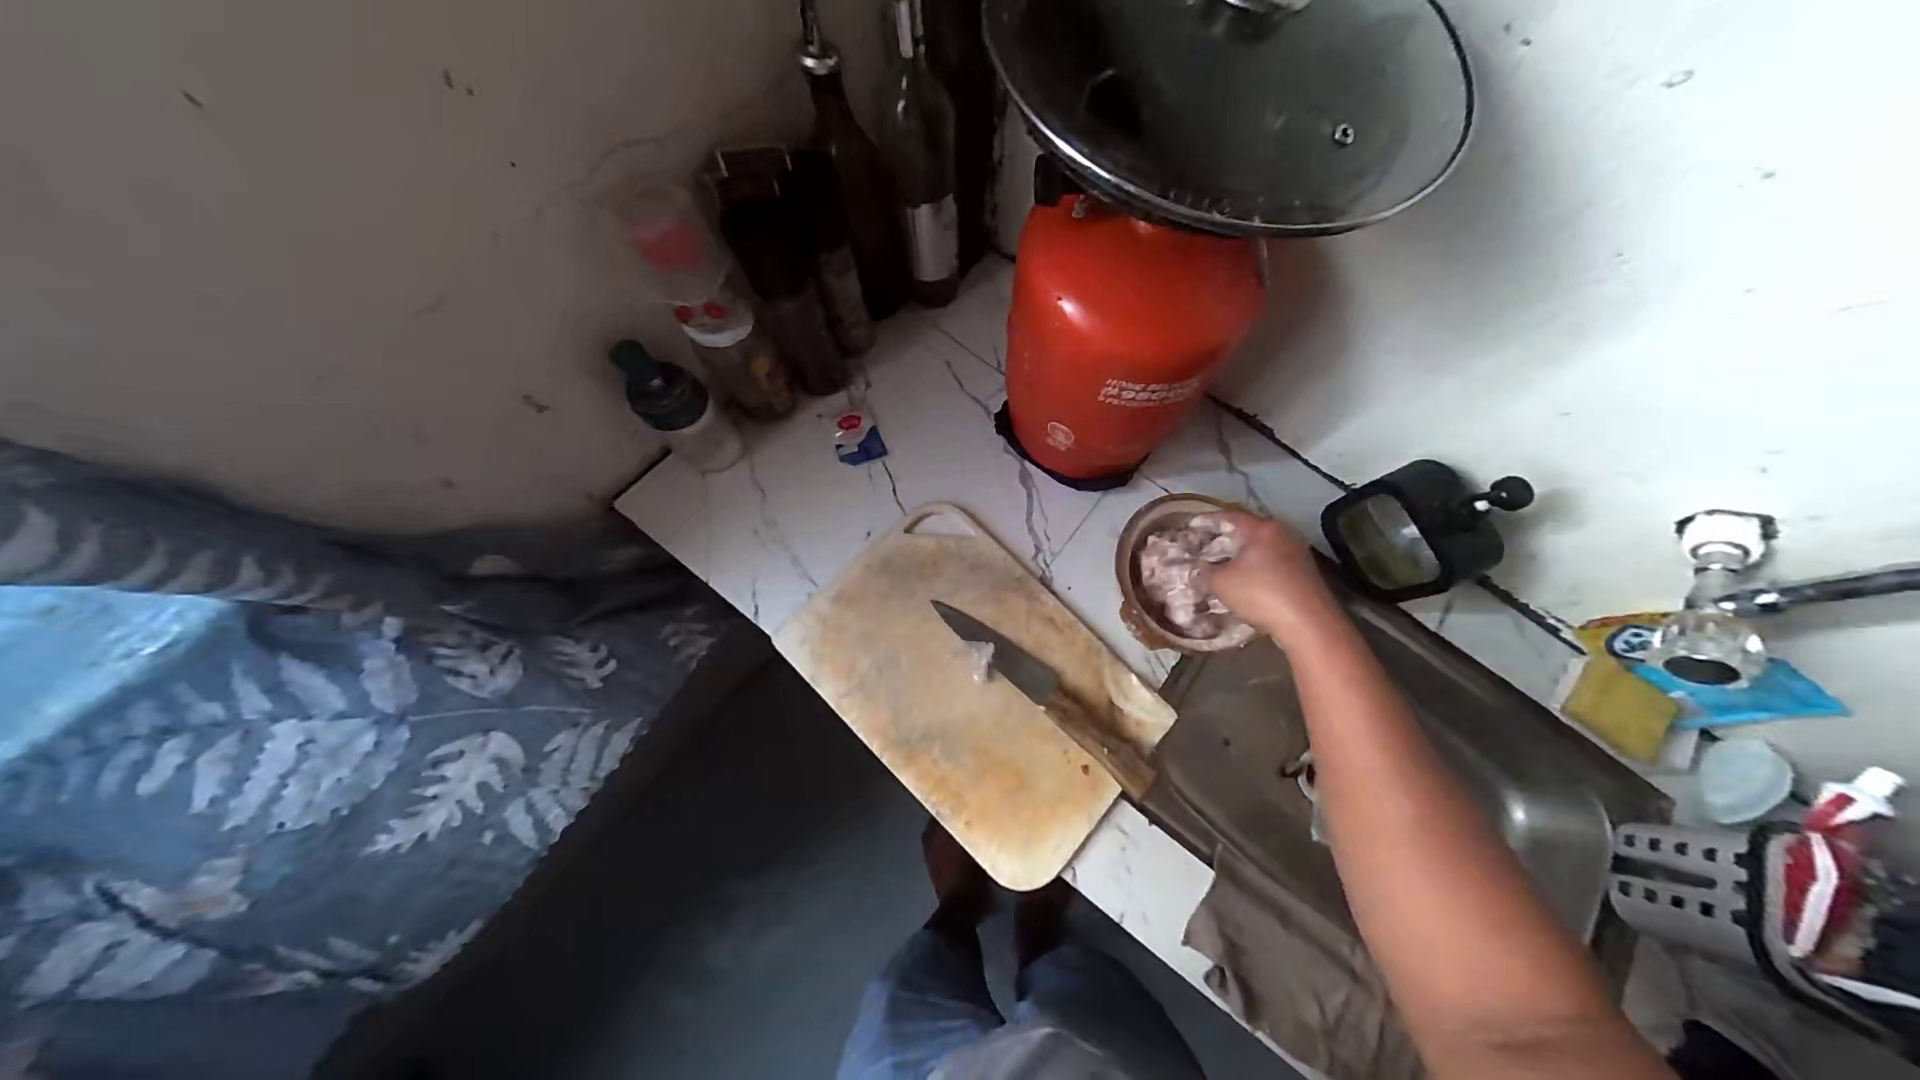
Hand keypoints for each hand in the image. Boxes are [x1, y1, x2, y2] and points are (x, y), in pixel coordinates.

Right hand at [1203, 512, 1340, 641]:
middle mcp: (1283, 534)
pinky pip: (1273, 564)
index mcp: (1263, 529)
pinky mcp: (1305, 573)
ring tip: (1223, 566)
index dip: (1208, 521)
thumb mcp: (1221, 583)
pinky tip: (1246, 582)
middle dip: (1226, 539)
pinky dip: (1257, 569)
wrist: (1309, 624)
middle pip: (1248, 531)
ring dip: (1243, 556)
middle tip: (1205, 547)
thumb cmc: (1261, 594)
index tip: (1192, 526)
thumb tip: (1195, 571)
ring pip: (1262, 549)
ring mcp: (1298, 553)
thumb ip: (1203, 573)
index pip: (1230, 517)